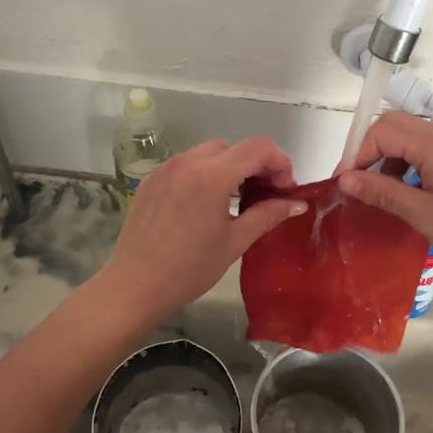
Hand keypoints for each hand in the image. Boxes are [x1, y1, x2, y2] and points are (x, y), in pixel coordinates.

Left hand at [95, 136, 306, 318]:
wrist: (135, 285)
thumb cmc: (190, 269)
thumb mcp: (235, 242)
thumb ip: (268, 215)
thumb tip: (297, 204)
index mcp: (212, 175)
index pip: (258, 148)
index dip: (279, 163)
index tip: (284, 190)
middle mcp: (188, 162)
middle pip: (234, 148)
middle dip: (255, 166)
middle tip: (264, 197)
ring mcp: (166, 169)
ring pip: (208, 154)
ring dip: (230, 169)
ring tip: (237, 201)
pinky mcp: (151, 180)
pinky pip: (186, 166)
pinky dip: (204, 175)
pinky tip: (206, 206)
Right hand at [336, 112, 432, 271]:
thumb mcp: (424, 215)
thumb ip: (383, 193)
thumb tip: (345, 180)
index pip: (382, 131)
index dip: (357, 154)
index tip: (345, 185)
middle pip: (394, 125)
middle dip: (370, 150)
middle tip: (358, 184)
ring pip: (411, 136)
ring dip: (389, 157)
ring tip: (382, 193)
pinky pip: (427, 148)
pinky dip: (409, 163)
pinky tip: (408, 192)